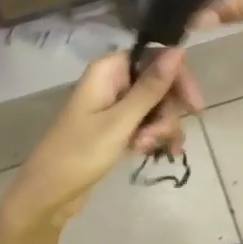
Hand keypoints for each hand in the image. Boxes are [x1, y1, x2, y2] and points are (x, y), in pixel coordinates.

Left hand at [0, 48, 202, 229]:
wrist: (48, 193)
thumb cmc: (80, 154)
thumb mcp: (120, 122)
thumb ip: (150, 88)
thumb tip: (177, 50)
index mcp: (107, 70)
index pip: (154, 58)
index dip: (177, 79)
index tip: (194, 107)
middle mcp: (111, 82)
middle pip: (157, 85)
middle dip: (165, 113)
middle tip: (159, 138)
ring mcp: (112, 107)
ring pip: (154, 109)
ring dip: (158, 129)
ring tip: (145, 150)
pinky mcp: (113, 129)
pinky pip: (143, 125)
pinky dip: (150, 138)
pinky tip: (150, 155)